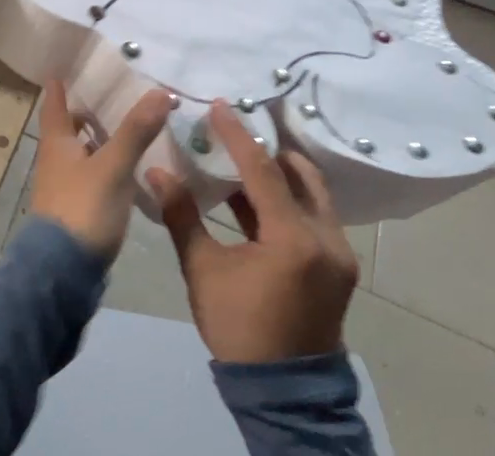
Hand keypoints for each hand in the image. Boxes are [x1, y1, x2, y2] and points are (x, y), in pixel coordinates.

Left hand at [28, 79, 171, 258]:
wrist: (63, 268)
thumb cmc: (82, 207)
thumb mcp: (112, 167)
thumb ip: (135, 131)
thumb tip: (159, 92)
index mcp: (56, 142)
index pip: (55, 104)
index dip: (59, 86)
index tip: (63, 68)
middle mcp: (55, 159)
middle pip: (67, 129)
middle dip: (84, 113)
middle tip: (111, 98)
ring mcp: (64, 185)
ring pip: (80, 153)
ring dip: (99, 140)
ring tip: (129, 130)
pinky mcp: (77, 208)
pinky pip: (92, 176)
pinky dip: (107, 166)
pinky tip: (131, 170)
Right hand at [146, 101, 358, 363]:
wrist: (284, 387)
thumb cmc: (238, 325)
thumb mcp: (202, 268)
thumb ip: (182, 215)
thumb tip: (156, 172)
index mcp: (293, 239)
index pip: (263, 171)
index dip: (238, 136)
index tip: (219, 107)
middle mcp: (326, 239)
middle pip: (301, 176)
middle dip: (267, 150)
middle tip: (234, 130)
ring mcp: (338, 254)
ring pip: (312, 195)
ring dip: (278, 175)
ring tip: (240, 159)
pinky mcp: (337, 266)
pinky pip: (313, 216)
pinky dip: (286, 200)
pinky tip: (253, 198)